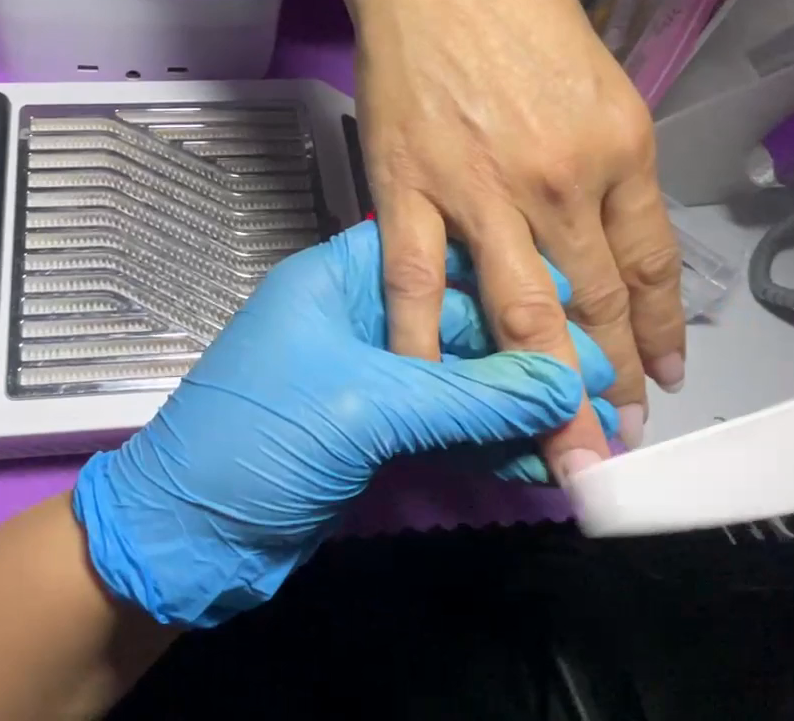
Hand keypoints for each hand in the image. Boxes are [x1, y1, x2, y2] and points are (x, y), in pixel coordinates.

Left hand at [73, 221, 616, 626]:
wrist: (189, 536)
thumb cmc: (261, 442)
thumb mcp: (362, 407)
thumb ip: (467, 395)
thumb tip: (567, 386)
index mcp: (337, 281)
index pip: (439, 258)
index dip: (509, 280)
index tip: (581, 309)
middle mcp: (355, 319)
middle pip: (457, 324)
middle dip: (526, 359)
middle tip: (603, 391)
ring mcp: (364, 379)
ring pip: (457, 381)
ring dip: (518, 410)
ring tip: (591, 436)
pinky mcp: (371, 432)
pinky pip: (443, 427)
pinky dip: (487, 444)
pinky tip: (541, 463)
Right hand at [344, 0, 683, 469]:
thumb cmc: (513, 4)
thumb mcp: (589, 76)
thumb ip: (600, 160)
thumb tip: (594, 232)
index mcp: (620, 146)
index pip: (649, 266)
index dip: (655, 332)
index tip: (656, 379)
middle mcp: (563, 178)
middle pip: (595, 303)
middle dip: (608, 383)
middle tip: (614, 444)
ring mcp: (484, 188)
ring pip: (521, 308)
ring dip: (539, 388)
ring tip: (552, 449)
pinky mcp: (410, 186)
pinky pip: (421, 282)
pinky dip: (430, 343)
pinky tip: (436, 390)